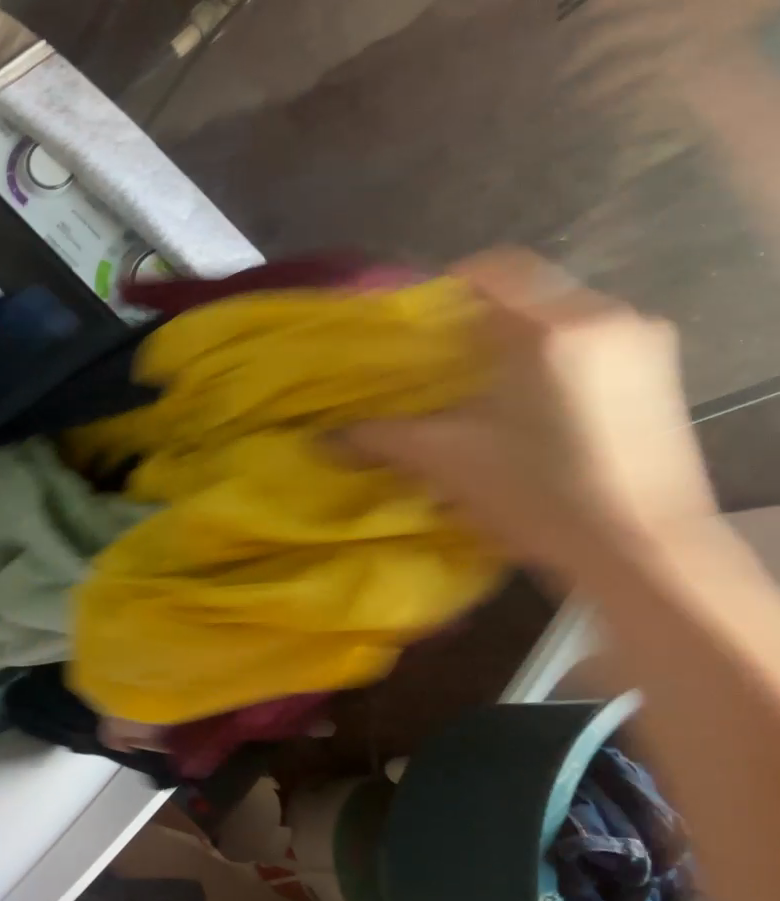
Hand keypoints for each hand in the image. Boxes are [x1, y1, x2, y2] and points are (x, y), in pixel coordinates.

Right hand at [346, 248, 716, 571]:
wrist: (641, 546)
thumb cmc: (537, 493)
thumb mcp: (443, 460)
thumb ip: (378, 435)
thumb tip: (325, 434)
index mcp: (550, 329)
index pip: (489, 270)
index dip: (441, 291)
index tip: (410, 331)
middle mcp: (604, 318)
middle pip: (522, 295)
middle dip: (471, 327)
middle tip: (433, 369)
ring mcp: (641, 343)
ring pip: (555, 320)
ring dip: (509, 346)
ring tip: (475, 393)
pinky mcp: (658, 372)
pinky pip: (586, 343)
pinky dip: (545, 362)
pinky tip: (523, 409)